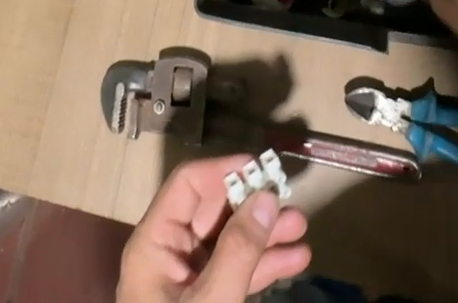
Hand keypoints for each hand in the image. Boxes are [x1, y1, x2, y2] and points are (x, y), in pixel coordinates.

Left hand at [117, 154, 311, 301]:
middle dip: (254, 204)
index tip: (265, 167)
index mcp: (155, 242)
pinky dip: (264, 265)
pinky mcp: (206, 301)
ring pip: (230, 241)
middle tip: (292, 202)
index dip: (225, 170)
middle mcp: (170, 253)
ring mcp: (188, 280)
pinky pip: (236, 272)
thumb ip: (238, 251)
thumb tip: (266, 197)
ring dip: (266, 234)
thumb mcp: (208, 302)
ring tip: (303, 230)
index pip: (188, 186)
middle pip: (214, 211)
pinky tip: (296, 261)